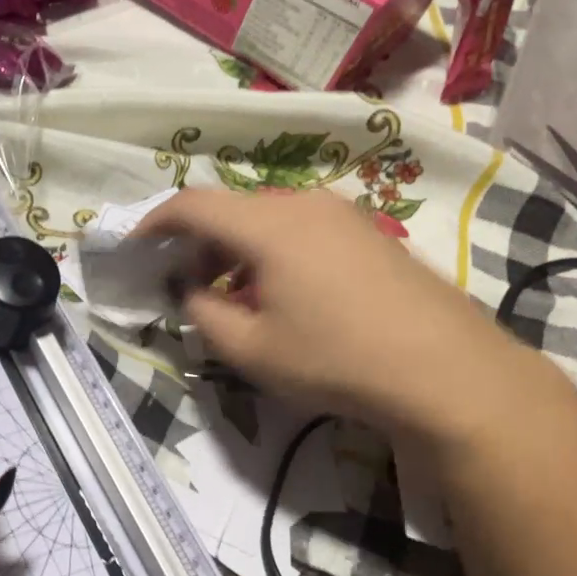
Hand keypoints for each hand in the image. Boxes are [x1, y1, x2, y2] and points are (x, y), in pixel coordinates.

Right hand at [136, 188, 549, 440]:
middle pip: (230, 209)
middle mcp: (304, 204)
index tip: (133, 252)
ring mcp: (343, 215)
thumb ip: (201, 312)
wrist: (444, 371)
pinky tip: (276, 297)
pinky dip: (268, 254)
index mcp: (268, 225)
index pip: (192, 205)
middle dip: (194, 243)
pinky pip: (298, 230)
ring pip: (265, 219)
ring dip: (232, 251)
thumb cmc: (332, 359)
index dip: (153, 224)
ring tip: (227, 299)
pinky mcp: (368, 234)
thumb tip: (192, 289)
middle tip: (180, 286)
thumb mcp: (246, 348)